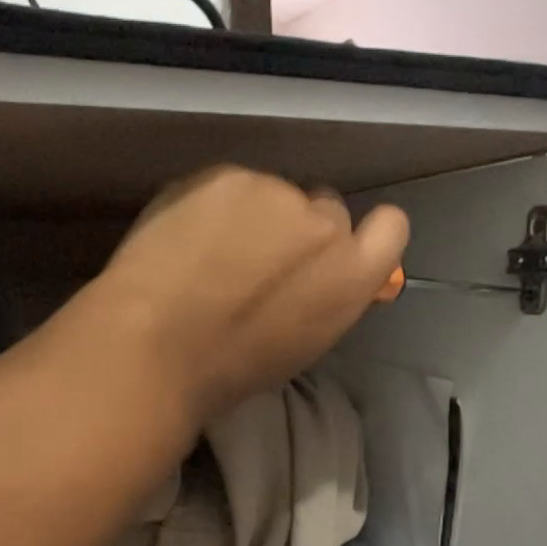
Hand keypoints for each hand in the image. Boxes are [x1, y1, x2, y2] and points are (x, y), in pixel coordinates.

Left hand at [83, 166, 409, 418]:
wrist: (156, 345)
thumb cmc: (228, 369)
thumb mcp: (299, 345)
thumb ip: (324, 300)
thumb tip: (317, 283)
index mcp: (351, 277)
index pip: (390, 229)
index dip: (363, 236)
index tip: (334, 252)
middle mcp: (323, 225)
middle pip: (325, 209)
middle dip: (300, 229)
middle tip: (258, 263)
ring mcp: (272, 193)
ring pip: (272, 195)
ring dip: (253, 216)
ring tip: (209, 256)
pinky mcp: (223, 175)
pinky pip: (228, 186)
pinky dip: (212, 207)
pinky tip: (183, 240)